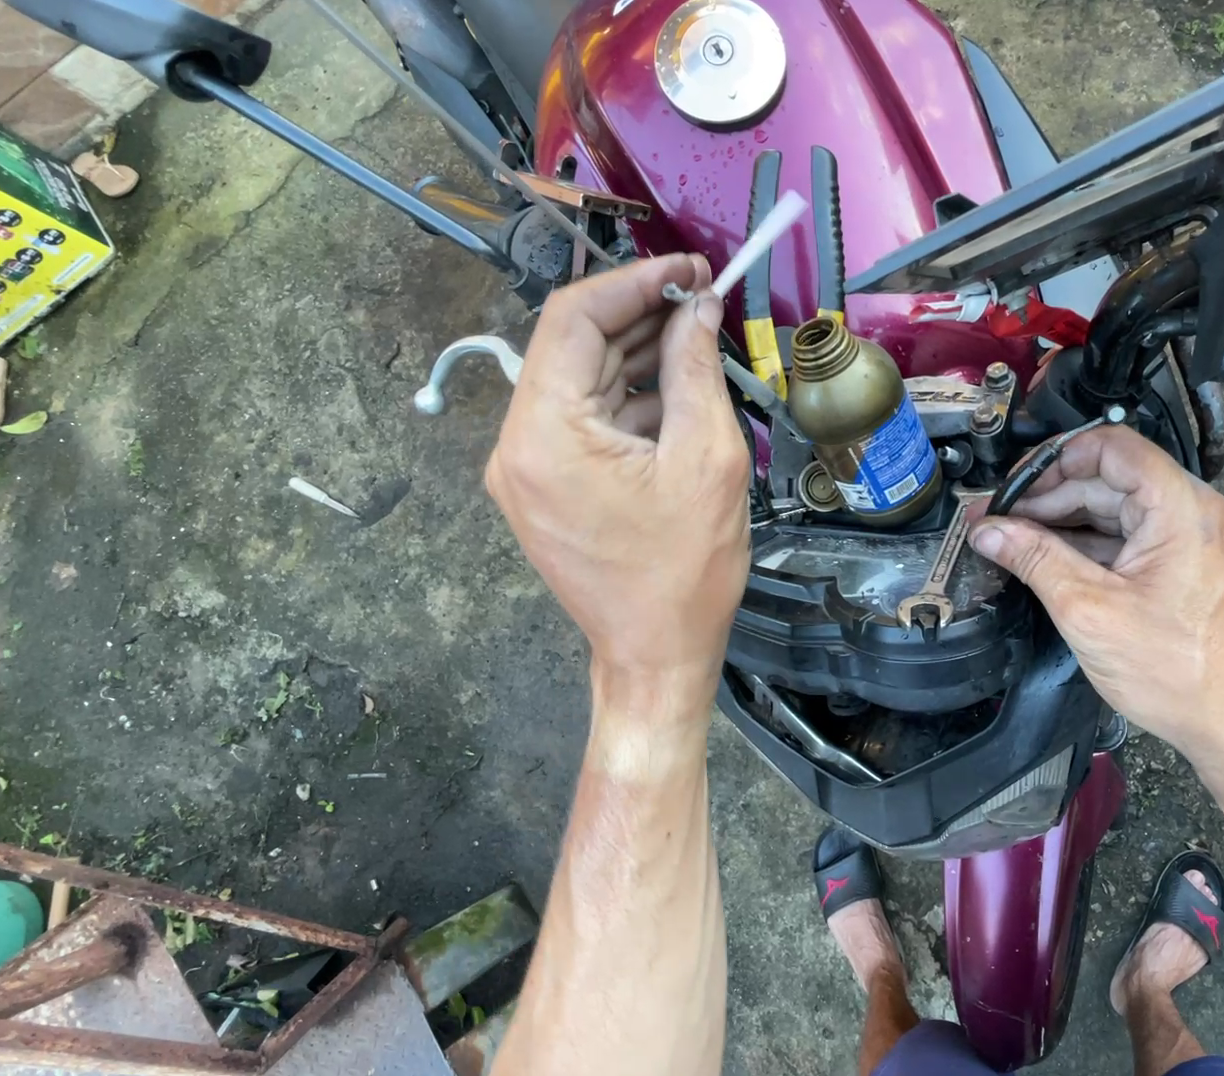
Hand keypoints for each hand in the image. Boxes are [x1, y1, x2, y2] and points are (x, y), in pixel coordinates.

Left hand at [487, 256, 750, 682]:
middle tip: (705, 301)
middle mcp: (516, 445)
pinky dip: (627, 401)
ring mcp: (525, 470)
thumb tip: (700, 307)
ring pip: (580, 384)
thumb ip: (696, 370)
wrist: (656, 656)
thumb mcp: (707, 460)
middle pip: (573, 349)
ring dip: (637, 358)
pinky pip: (583, 422)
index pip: (573, 318)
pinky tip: (677, 393)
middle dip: (641, 319)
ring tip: (699, 340)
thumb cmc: (687, 571)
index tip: (691, 270)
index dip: (635, 282)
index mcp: (545, 434)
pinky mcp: (544, 489)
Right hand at [968, 425, 1223, 754]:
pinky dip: (1081, 543)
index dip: (1054, 459)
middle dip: (1047, 496)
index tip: (1014, 486)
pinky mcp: (1176, 561)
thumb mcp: (1088, 609)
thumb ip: (1034, 559)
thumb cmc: (1174, 672)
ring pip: (1110, 507)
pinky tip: (1042, 557)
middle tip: (997, 520)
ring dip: (1059, 521)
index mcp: (1182, 509)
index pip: (1112, 447)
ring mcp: (1185, 536)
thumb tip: (989, 531)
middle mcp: (1190, 511)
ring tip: (1010, 539)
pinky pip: (1121, 535)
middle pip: (1106, 478)